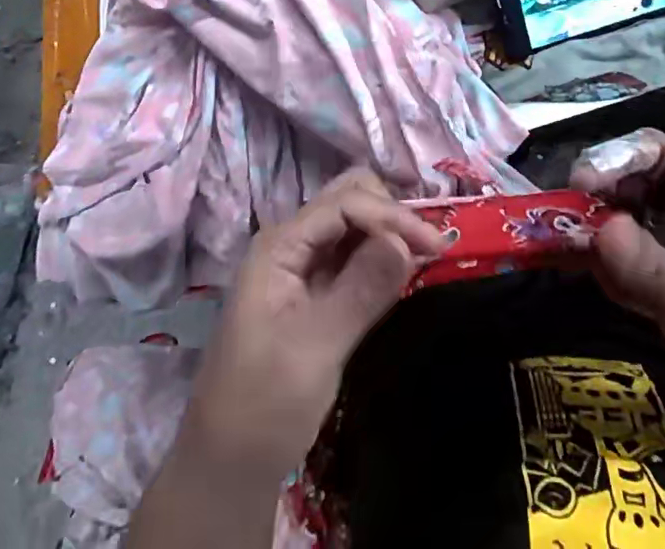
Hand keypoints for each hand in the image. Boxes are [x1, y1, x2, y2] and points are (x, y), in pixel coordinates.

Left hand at [181, 168, 446, 476]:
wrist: (229, 465)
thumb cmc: (263, 407)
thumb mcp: (314, 349)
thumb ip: (360, 290)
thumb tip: (407, 241)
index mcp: (279, 247)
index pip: (344, 204)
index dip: (391, 216)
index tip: (435, 246)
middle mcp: (291, 245)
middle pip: (350, 199)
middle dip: (392, 214)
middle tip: (431, 248)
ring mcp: (303, 267)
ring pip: (356, 224)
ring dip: (392, 232)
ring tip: (429, 255)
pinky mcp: (317, 291)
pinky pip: (357, 255)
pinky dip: (385, 255)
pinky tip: (408, 270)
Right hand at [570, 129, 664, 430]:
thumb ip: (649, 264)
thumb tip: (598, 227)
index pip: (656, 151)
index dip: (616, 157)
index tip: (582, 185)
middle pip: (634, 184)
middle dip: (596, 194)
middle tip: (559, 219)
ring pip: (626, 226)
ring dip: (593, 231)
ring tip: (559, 246)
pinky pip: (627, 266)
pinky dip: (603, 266)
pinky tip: (580, 274)